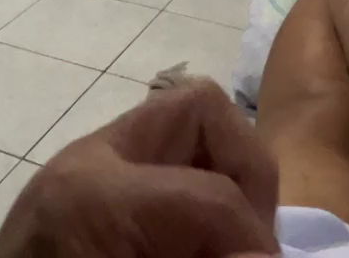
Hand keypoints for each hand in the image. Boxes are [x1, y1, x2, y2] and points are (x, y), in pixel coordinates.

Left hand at [0, 80, 279, 257]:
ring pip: (178, 122)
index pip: (214, 194)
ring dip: (218, 176)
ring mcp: (79, 166)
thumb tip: (269, 257)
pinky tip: (184, 242)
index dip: (257, 238)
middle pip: (198, 106)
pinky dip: (185, 191)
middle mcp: (85, 160)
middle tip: (249, 243)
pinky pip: (153, 158)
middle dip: (243, 169)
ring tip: (221, 241)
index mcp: (94, 200)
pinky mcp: (79, 184)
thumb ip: (209, 256)